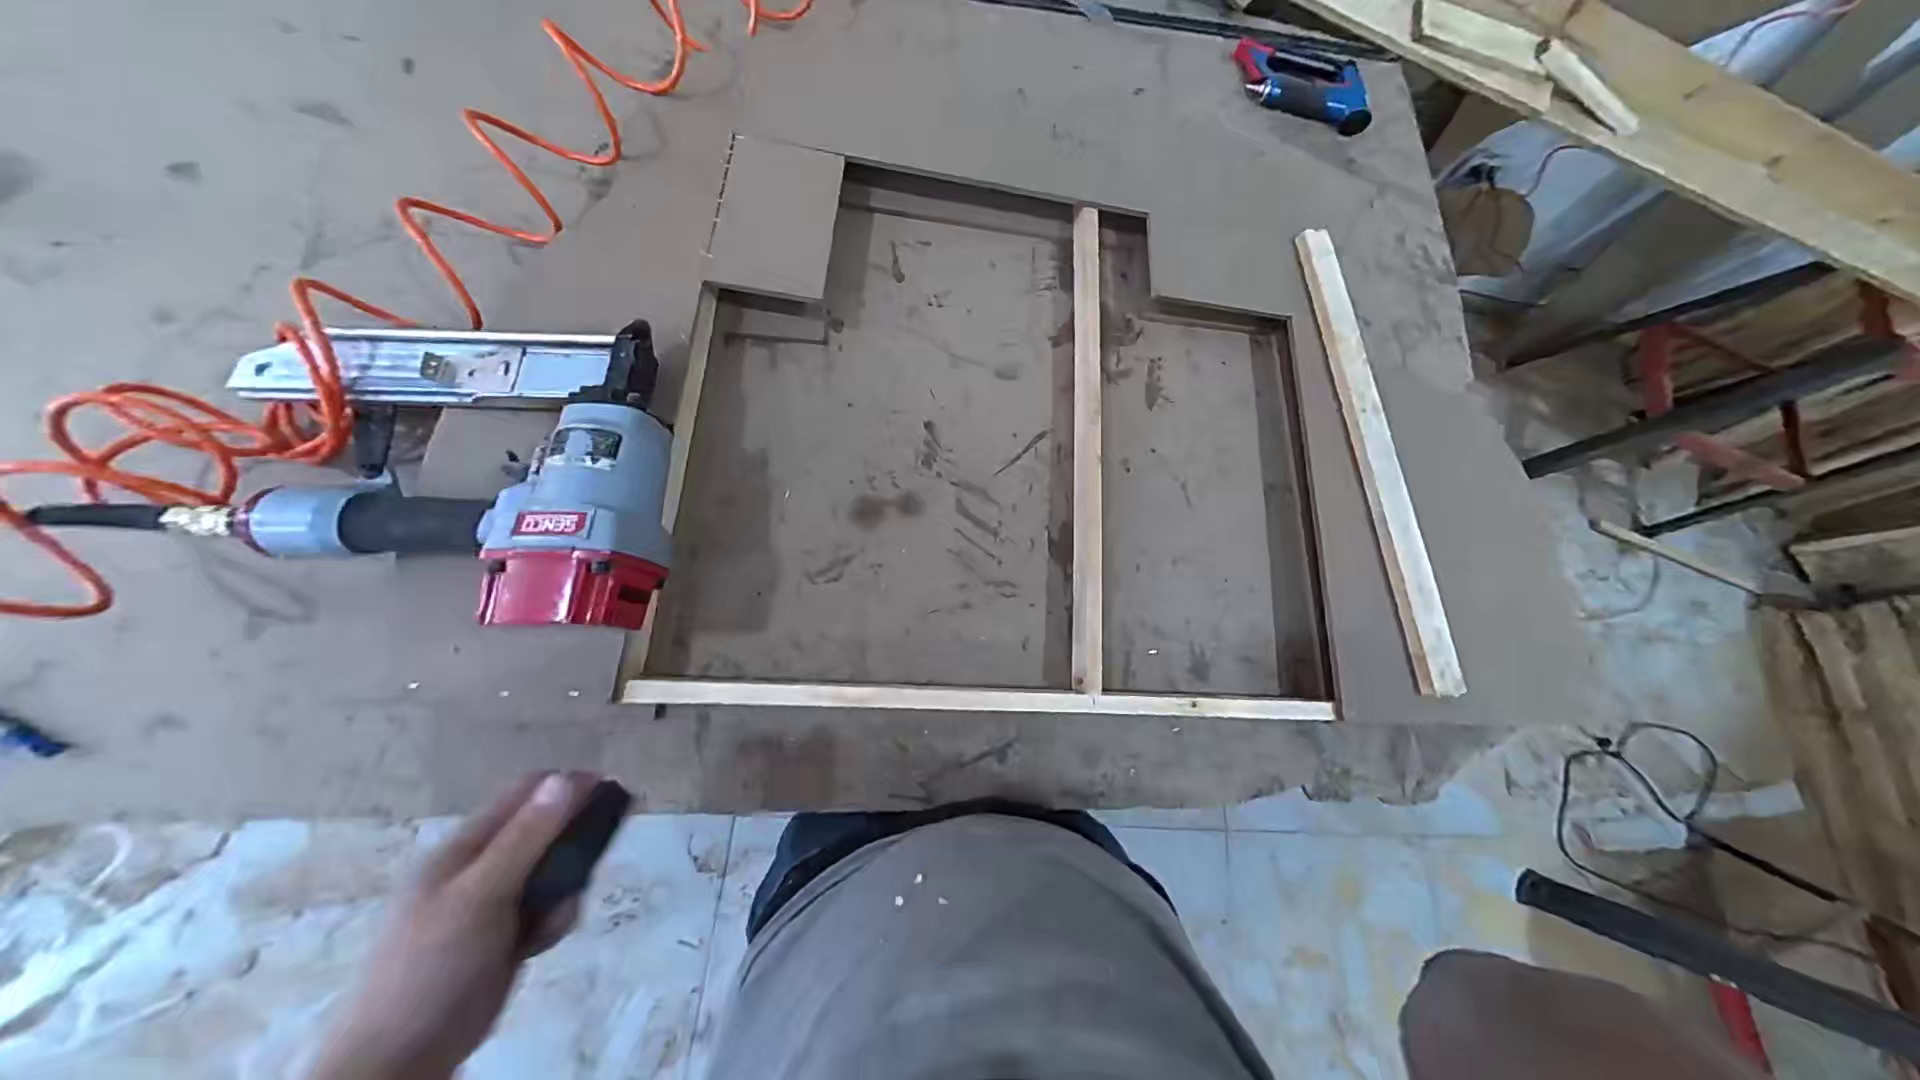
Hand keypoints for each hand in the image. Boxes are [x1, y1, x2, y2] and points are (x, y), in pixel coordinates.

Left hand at [310, 771, 597, 1079]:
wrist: (400, 1060)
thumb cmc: (432, 966)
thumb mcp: (481, 895)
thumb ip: (526, 838)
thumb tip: (565, 778)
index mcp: (464, 848)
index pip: (524, 793)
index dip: (566, 786)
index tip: (607, 791)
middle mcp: (481, 868)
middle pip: (544, 831)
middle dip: (572, 842)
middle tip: (593, 859)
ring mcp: (493, 904)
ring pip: (552, 872)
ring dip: (566, 885)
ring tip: (558, 914)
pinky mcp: (506, 936)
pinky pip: (547, 909)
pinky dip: (555, 918)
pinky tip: (543, 941)